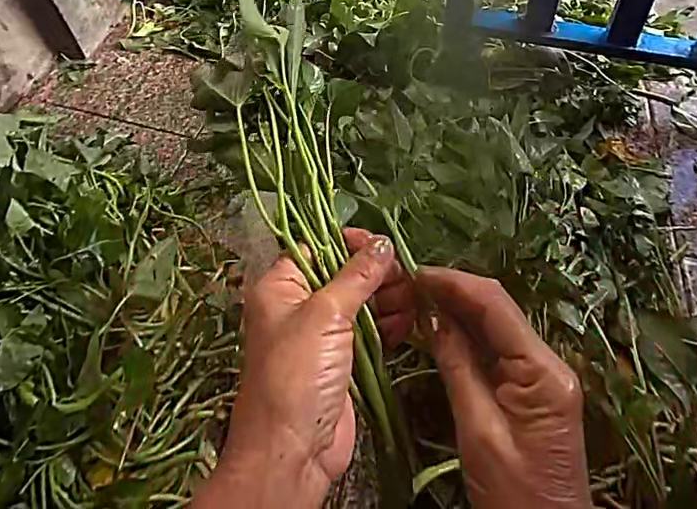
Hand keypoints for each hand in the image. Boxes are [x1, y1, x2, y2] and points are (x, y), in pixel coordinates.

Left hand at [194, 230, 406, 508]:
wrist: (292, 454)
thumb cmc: (296, 374)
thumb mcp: (325, 315)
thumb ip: (357, 276)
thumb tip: (383, 242)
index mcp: (282, 286)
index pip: (317, 247)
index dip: (348, 242)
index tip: (380, 242)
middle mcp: (300, 305)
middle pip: (344, 273)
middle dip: (376, 272)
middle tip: (405, 275)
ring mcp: (323, 335)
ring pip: (361, 302)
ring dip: (388, 297)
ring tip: (414, 297)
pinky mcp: (344, 361)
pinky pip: (370, 331)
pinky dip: (390, 324)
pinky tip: (409, 320)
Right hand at [420, 267, 590, 508]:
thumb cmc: (515, 497)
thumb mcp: (478, 431)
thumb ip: (456, 365)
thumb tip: (431, 315)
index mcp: (543, 370)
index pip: (495, 305)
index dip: (454, 283)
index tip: (417, 273)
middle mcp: (548, 363)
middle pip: (497, 310)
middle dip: (454, 292)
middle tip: (412, 284)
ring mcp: (544, 375)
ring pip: (496, 326)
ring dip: (459, 310)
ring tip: (420, 298)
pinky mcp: (534, 390)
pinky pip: (498, 350)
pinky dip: (469, 336)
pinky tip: (442, 328)